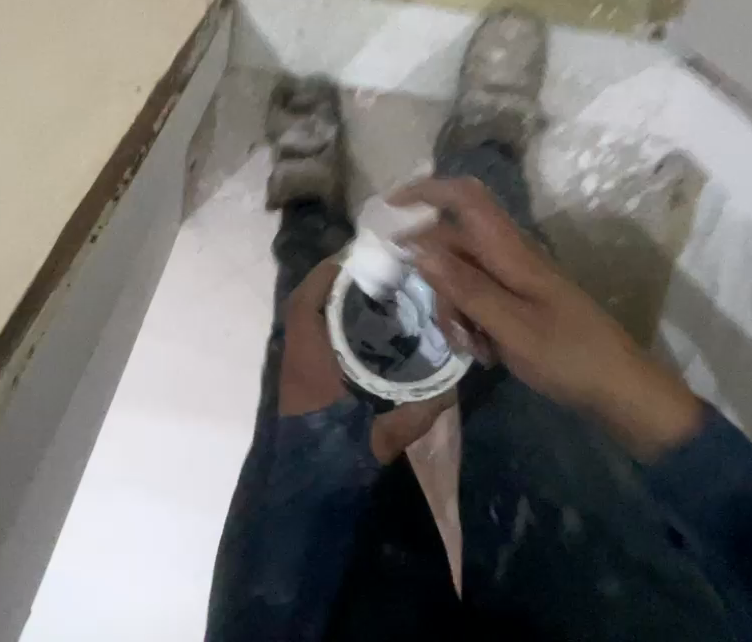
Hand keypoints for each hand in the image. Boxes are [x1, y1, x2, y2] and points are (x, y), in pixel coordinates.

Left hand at [278, 259, 455, 463]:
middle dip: (335, 284)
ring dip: (333, 303)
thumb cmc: (341, 454)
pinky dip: (331, 325)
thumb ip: (421, 406)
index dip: (327, 274)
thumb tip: (455, 379)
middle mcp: (297, 357)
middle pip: (308, 305)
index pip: (306, 302)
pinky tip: (362, 327)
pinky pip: (312, 339)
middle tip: (373, 272)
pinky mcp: (301, 383)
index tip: (358, 259)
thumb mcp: (388, 432)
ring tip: (372, 291)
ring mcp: (296, 370)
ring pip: (310, 321)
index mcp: (309, 358)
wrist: (310, 492)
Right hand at [391, 177, 702, 459]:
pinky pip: (476, 298)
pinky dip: (469, 321)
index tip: (388, 209)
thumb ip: (464, 287)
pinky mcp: (517, 301)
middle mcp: (508, 255)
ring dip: (453, 309)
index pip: (464, 198)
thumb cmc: (570, 356)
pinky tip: (483, 353)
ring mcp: (513, 278)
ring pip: (460, 275)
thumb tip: (417, 247)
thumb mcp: (511, 327)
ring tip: (472, 349)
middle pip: (452, 244)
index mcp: (510, 251)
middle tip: (447, 329)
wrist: (622, 390)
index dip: (425, 191)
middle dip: (437, 281)